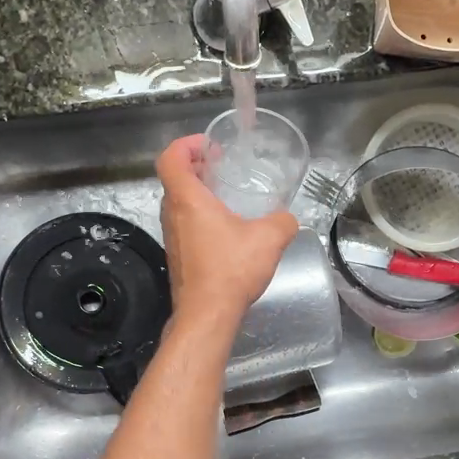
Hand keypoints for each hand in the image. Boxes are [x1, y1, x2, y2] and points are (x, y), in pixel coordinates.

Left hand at [156, 134, 297, 321]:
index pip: (171, 158)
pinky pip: (185, 225)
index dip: (186, 144)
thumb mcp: (269, 239)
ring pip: (178, 203)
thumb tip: (288, 219)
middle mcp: (172, 214)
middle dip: (196, 167)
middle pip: (174, 179)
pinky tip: (227, 230)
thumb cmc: (231, 269)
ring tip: (226, 196)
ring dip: (198, 193)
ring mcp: (172, 237)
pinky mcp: (177, 256)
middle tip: (221, 166)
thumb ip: (282, 221)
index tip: (208, 145)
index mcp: (187, 200)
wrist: (207, 314)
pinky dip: (200, 217)